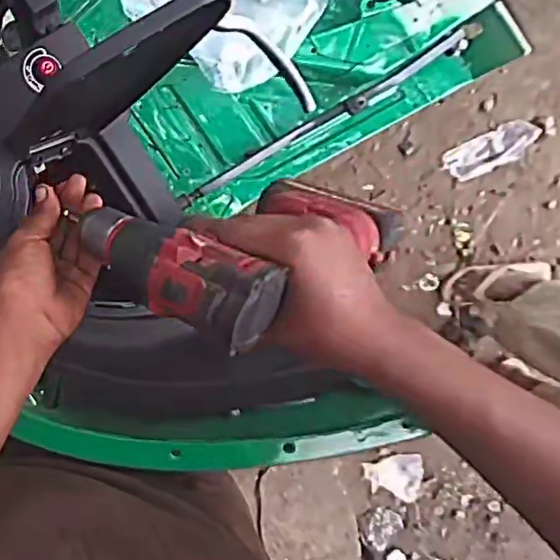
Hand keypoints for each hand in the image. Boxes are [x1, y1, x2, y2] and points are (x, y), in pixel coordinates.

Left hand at [0, 174, 104, 356]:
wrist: (29, 319)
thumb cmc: (16, 285)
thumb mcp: (25, 237)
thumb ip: (41, 214)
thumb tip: (46, 193)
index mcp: (25, 242)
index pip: (45, 213)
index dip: (57, 197)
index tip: (68, 184)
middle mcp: (44, 256)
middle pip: (65, 224)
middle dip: (74, 204)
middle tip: (83, 188)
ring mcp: (63, 270)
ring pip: (80, 239)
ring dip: (88, 219)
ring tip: (95, 201)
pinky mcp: (81, 283)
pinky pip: (93, 259)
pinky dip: (98, 242)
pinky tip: (101, 226)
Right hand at [187, 213, 412, 374]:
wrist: (376, 339)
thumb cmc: (331, 335)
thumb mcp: (271, 324)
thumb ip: (236, 307)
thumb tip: (208, 301)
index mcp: (294, 243)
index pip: (235, 229)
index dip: (204, 232)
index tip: (183, 236)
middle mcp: (309, 226)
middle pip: (249, 221)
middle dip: (222, 235)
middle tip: (201, 250)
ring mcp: (324, 226)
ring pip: (268, 220)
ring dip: (245, 235)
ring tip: (228, 254)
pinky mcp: (332, 232)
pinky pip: (288, 225)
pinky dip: (269, 236)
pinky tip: (259, 253)